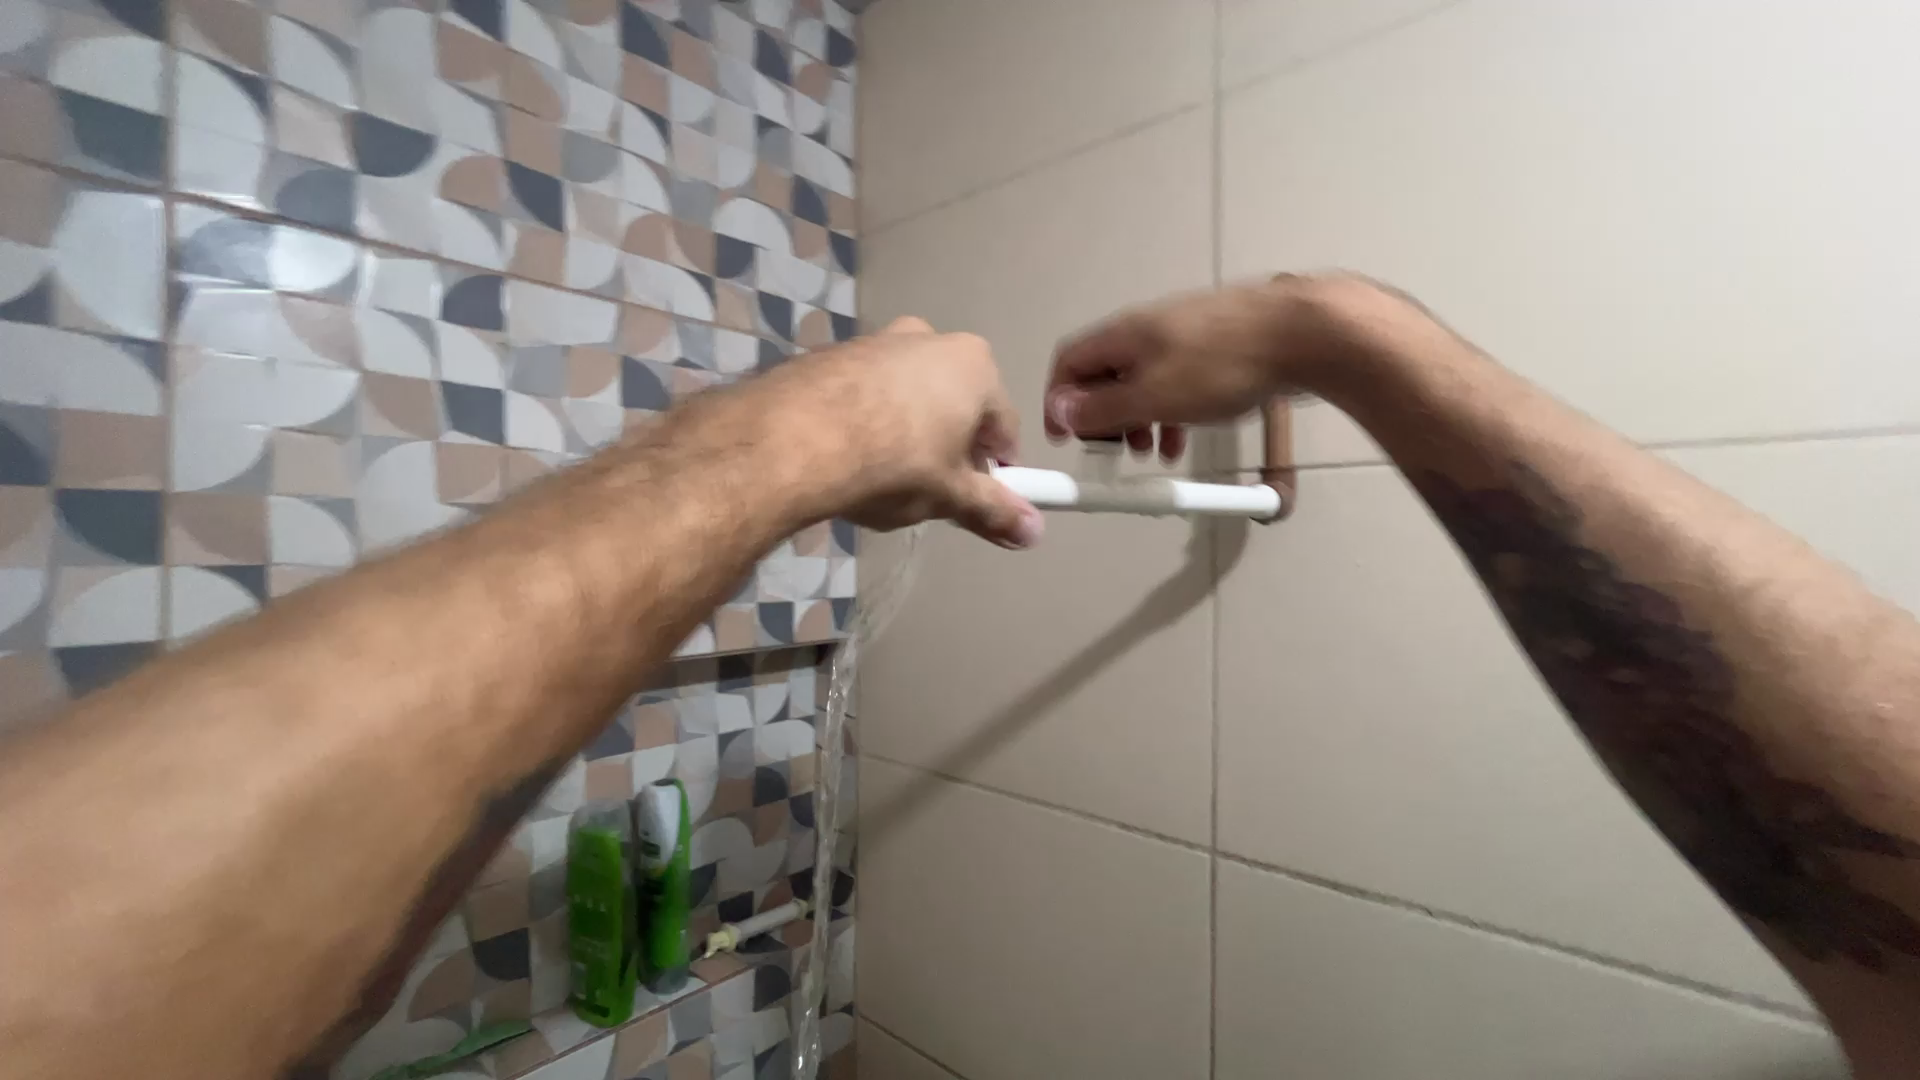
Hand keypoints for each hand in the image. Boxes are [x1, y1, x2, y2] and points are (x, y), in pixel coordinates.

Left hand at [772, 316, 1043, 548]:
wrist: (794, 439)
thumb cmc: (894, 463)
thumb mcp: (949, 495)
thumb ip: (994, 510)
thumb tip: (1035, 533)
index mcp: (974, 365)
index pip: (1003, 428)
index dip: (996, 471)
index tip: (978, 500)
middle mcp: (931, 338)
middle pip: (956, 406)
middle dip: (949, 449)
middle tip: (927, 491)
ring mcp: (879, 341)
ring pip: (910, 398)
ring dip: (908, 434)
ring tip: (881, 478)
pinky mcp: (834, 353)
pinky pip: (868, 395)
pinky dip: (868, 422)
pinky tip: (848, 457)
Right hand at [1043, 273, 1404, 457]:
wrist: (1306, 332)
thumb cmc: (1222, 365)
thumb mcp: (1153, 397)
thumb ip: (1102, 407)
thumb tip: (1060, 410)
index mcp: (1123, 335)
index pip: (1069, 362)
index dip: (1058, 401)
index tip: (1065, 437)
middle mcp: (1147, 329)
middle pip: (1104, 375)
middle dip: (1102, 418)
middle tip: (1114, 451)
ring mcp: (1182, 334)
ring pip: (1142, 381)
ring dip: (1138, 421)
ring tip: (1152, 453)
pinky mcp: (1213, 345)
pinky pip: (1175, 381)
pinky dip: (1170, 412)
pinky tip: (1185, 438)